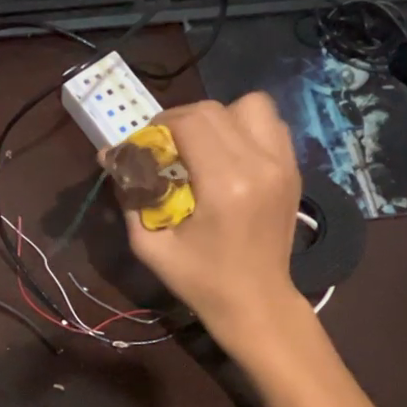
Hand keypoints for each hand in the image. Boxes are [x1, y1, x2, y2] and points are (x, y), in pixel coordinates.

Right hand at [123, 94, 306, 346]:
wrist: (255, 301)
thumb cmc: (200, 280)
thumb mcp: (151, 246)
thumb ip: (131, 198)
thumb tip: (113, 159)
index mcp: (224, 184)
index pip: (190, 122)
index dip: (159, 126)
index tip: (144, 146)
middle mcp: (259, 164)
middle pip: (215, 110)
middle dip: (181, 119)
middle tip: (166, 145)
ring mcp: (283, 164)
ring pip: (250, 105)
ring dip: (219, 118)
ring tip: (202, 145)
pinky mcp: (293, 169)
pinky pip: (269, 124)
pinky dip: (245, 128)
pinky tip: (228, 155)